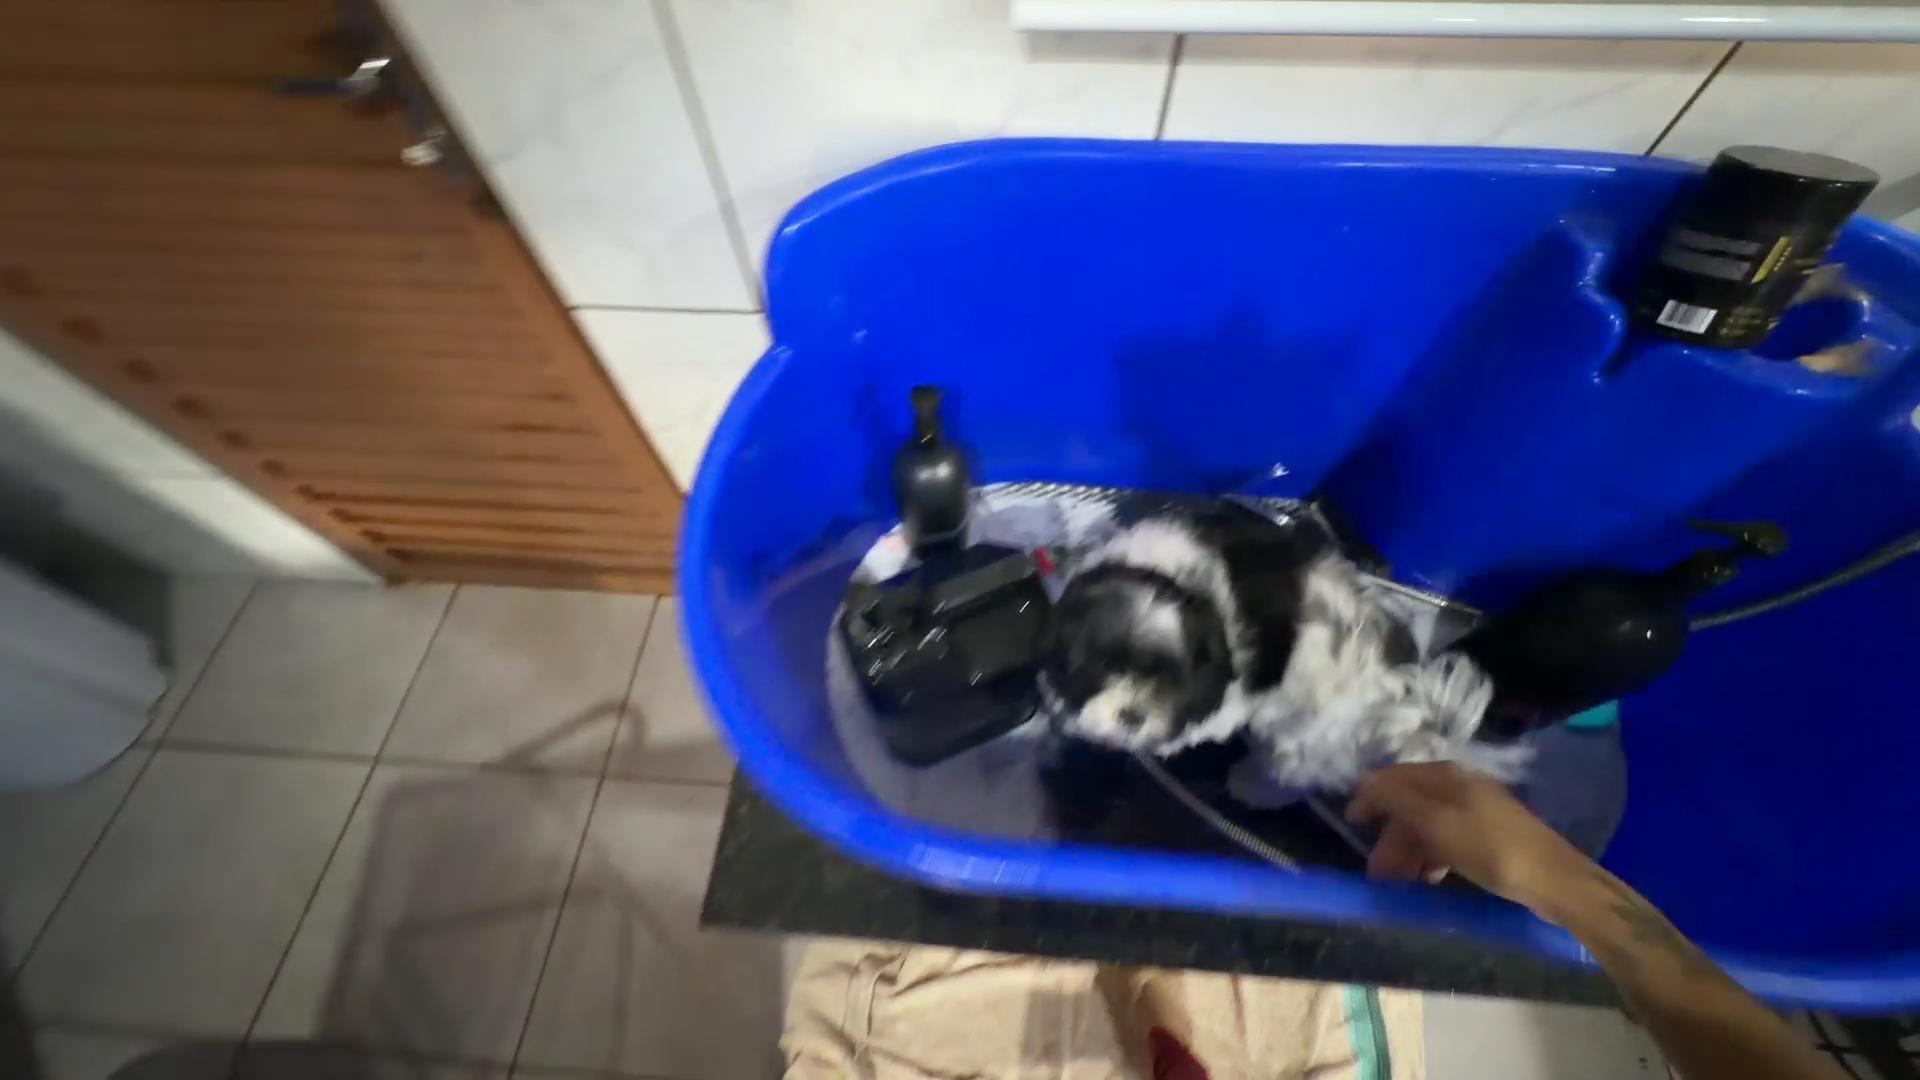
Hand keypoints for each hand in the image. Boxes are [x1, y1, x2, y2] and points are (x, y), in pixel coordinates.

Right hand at [1346, 762, 1590, 912]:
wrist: (1558, 883)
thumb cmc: (1490, 848)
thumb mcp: (1435, 822)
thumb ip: (1395, 798)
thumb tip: (1363, 779)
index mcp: (1445, 775)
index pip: (1393, 778)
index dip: (1370, 798)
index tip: (1352, 823)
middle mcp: (1458, 785)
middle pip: (1410, 806)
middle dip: (1391, 837)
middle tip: (1378, 870)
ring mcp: (1476, 810)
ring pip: (1428, 826)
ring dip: (1409, 852)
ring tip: (1400, 881)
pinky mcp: (1489, 835)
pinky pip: (1447, 840)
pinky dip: (1432, 857)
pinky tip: (1428, 878)